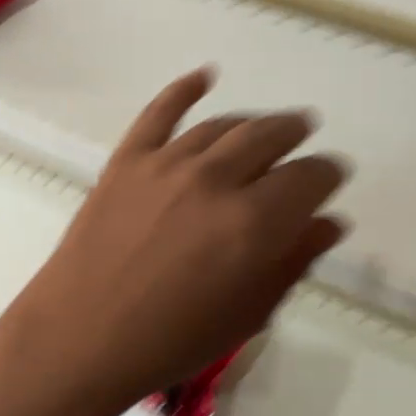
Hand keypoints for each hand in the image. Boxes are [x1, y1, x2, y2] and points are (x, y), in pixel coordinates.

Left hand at [0, 67, 349, 415]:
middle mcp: (214, 180)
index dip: (327, 173)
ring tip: (265, 125)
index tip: (332, 173)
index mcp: (253, 224)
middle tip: (304, 133)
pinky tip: (204, 76)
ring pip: (221, 126)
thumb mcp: (248, 313)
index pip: (307, 179)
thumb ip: (293, 261)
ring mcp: (166, 163)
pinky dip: (184, 89)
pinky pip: (160, 112)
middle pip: (267, 137)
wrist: (83, 333)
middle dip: (294, 133)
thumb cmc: (172, 340)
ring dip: (251, 121)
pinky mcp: (127, 158)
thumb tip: (329, 221)